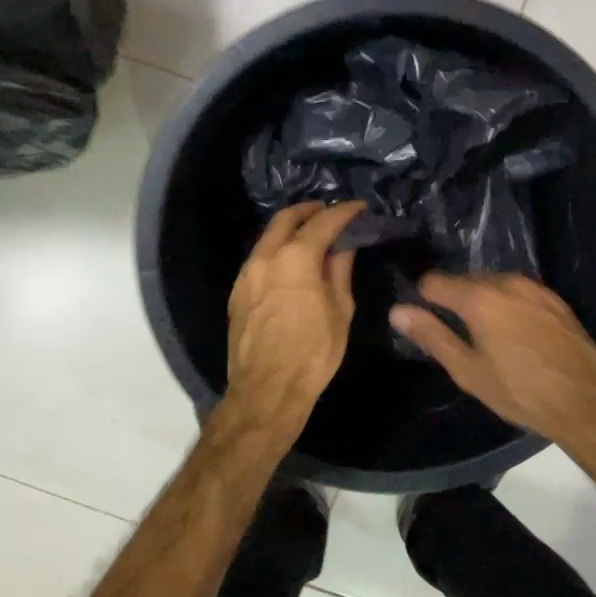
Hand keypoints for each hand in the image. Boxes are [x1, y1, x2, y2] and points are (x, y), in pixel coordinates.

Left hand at [224, 202, 366, 427]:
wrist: (266, 389)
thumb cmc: (312, 353)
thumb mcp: (340, 311)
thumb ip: (339, 271)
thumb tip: (343, 246)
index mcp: (296, 258)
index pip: (323, 222)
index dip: (344, 212)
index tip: (359, 208)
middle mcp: (265, 257)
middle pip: (285, 219)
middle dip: (308, 210)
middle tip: (328, 211)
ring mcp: (246, 274)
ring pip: (267, 238)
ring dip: (289, 229)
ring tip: (310, 233)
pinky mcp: (237, 292)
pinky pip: (258, 258)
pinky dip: (275, 250)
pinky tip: (290, 261)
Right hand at [389, 273, 595, 438]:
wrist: (587, 402)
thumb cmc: (520, 391)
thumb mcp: (468, 370)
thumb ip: (432, 336)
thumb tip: (397, 311)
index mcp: (480, 297)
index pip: (434, 281)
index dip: (423, 299)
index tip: (424, 320)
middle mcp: (507, 282)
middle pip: (466, 281)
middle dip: (454, 301)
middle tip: (455, 334)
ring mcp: (536, 289)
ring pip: (495, 286)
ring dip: (483, 303)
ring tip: (485, 337)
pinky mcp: (556, 301)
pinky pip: (519, 294)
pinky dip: (509, 307)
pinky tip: (515, 336)